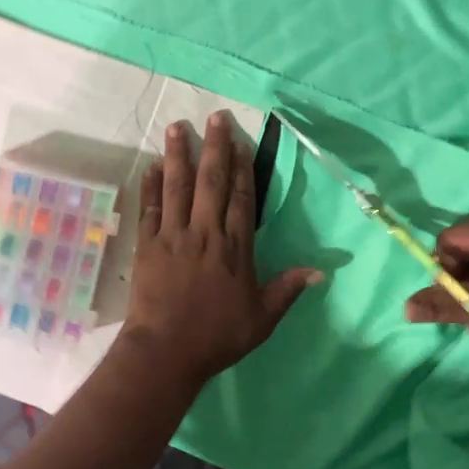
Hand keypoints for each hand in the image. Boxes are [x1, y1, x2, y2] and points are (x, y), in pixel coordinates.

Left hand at [120, 111, 323, 383]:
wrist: (166, 352)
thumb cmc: (217, 336)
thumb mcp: (262, 318)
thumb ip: (287, 289)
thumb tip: (321, 270)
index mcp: (234, 248)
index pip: (241, 198)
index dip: (244, 168)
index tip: (243, 142)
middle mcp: (205, 233)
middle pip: (211, 181)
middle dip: (215, 147)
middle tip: (216, 117)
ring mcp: (173, 236)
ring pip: (177, 186)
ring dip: (179, 154)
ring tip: (178, 126)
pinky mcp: (147, 244)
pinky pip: (150, 208)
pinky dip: (151, 185)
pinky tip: (153, 165)